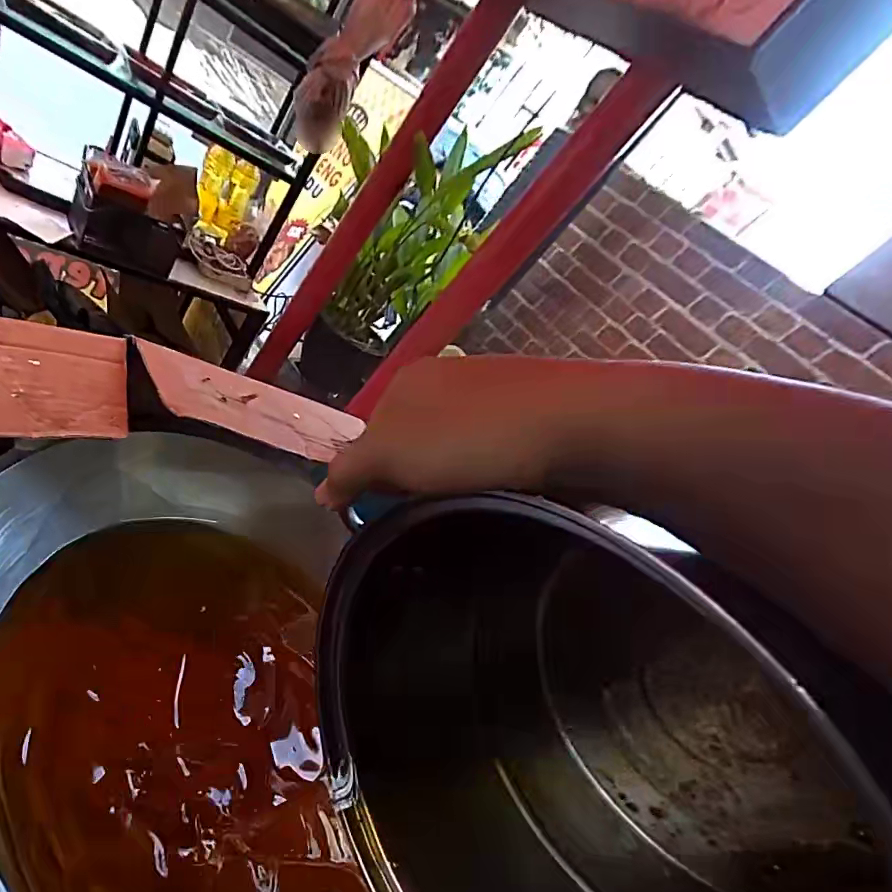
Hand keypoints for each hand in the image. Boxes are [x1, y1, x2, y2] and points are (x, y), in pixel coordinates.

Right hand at [317, 355, 595, 509]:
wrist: (572, 423)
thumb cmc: (470, 438)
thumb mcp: (393, 457)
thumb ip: (350, 471)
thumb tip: (319, 492)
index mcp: (405, 382)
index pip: (369, 437)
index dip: (373, 479)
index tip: (390, 511)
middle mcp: (444, 379)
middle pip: (411, 444)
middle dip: (414, 481)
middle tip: (431, 509)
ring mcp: (488, 392)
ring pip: (452, 452)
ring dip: (452, 482)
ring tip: (470, 503)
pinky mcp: (526, 412)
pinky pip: (491, 452)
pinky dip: (489, 474)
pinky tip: (503, 488)